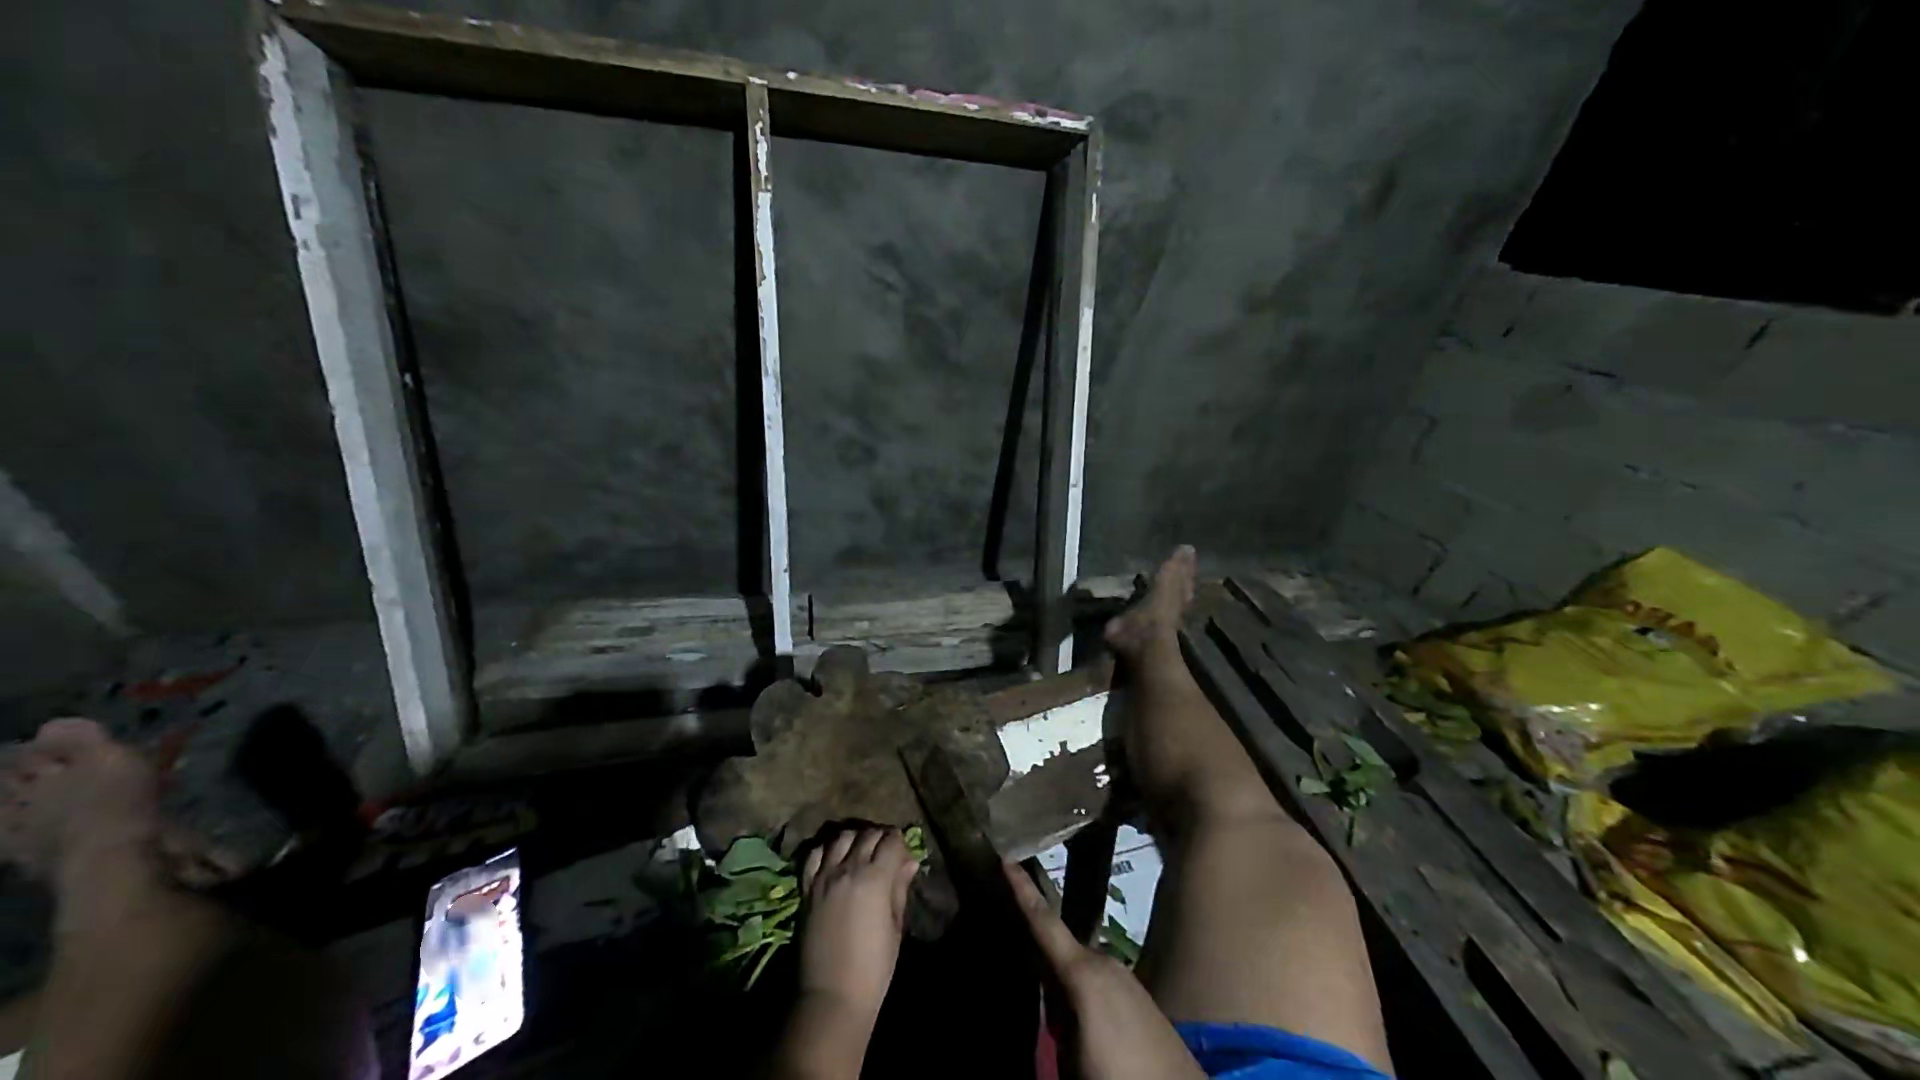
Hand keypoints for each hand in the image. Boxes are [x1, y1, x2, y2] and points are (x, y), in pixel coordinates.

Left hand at [770, 828, 920, 1079]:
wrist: (832, 994)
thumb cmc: (873, 966)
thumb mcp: (895, 926)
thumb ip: (899, 888)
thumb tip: (909, 862)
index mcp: (875, 878)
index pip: (891, 840)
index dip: (901, 842)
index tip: (905, 854)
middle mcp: (848, 869)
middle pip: (867, 834)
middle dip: (881, 837)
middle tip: (887, 851)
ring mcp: (824, 876)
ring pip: (842, 837)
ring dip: (856, 838)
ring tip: (862, 851)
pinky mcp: (807, 887)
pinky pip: (815, 853)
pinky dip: (828, 848)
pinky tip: (836, 857)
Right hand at [1003, 861, 1206, 1079]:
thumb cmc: (1120, 1076)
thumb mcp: (1071, 1057)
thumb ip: (1056, 1018)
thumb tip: (1055, 1004)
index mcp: (1084, 972)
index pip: (1044, 922)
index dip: (1023, 890)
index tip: (1007, 859)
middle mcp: (1105, 963)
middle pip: (1062, 954)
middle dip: (1046, 972)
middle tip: (1042, 1009)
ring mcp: (1127, 979)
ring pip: (1082, 975)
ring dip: (1070, 994)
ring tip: (1067, 1033)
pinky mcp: (1143, 999)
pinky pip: (1102, 990)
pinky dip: (1090, 1004)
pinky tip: (1096, 1038)